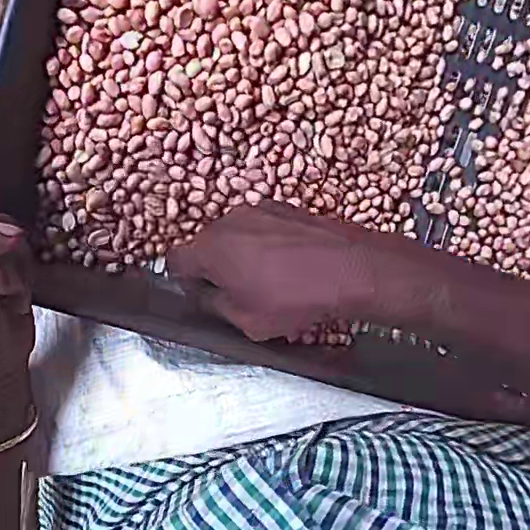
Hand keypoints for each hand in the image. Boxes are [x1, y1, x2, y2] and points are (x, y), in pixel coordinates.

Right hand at [165, 201, 441, 340]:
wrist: (354, 269)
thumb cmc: (297, 298)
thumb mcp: (246, 321)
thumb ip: (214, 306)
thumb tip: (206, 296)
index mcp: (210, 248)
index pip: (176, 261)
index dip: (184, 283)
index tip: (201, 297)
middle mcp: (230, 220)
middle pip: (207, 245)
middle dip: (216, 269)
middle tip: (238, 296)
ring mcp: (261, 210)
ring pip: (237, 235)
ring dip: (243, 256)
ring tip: (271, 284)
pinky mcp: (288, 208)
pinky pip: (264, 229)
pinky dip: (269, 246)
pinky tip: (291, 270)